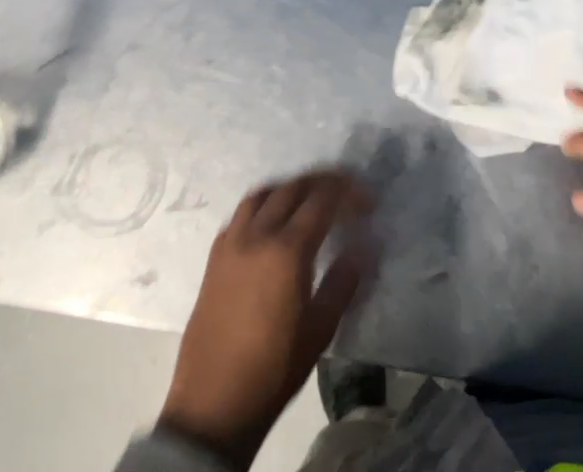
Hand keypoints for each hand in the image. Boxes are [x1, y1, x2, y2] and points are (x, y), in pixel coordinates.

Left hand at [160, 170, 373, 468]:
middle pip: (292, 189)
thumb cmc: (275, 367)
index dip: (349, 193)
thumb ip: (343, 281)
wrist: (214, 401)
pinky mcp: (214, 259)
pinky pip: (241, 215)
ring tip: (311, 198)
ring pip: (262, 195)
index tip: (368, 200)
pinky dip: (263, 205)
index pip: (322, 201)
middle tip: (347, 190)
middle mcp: (256, 237)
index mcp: (286, 251)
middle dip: (323, 182)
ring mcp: (230, 245)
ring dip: (290, 188)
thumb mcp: (321, 328)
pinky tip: (274, 223)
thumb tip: (362, 248)